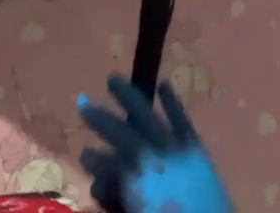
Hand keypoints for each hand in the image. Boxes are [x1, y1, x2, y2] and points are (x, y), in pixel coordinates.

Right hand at [78, 78, 231, 212]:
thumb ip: (117, 198)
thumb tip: (101, 183)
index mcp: (135, 180)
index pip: (105, 162)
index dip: (93, 159)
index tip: (83, 155)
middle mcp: (151, 157)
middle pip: (120, 131)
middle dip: (99, 117)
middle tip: (82, 104)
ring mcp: (175, 148)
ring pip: (146, 115)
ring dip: (128, 97)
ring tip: (112, 80)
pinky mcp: (196, 148)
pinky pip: (181, 120)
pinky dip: (172, 102)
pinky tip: (163, 84)